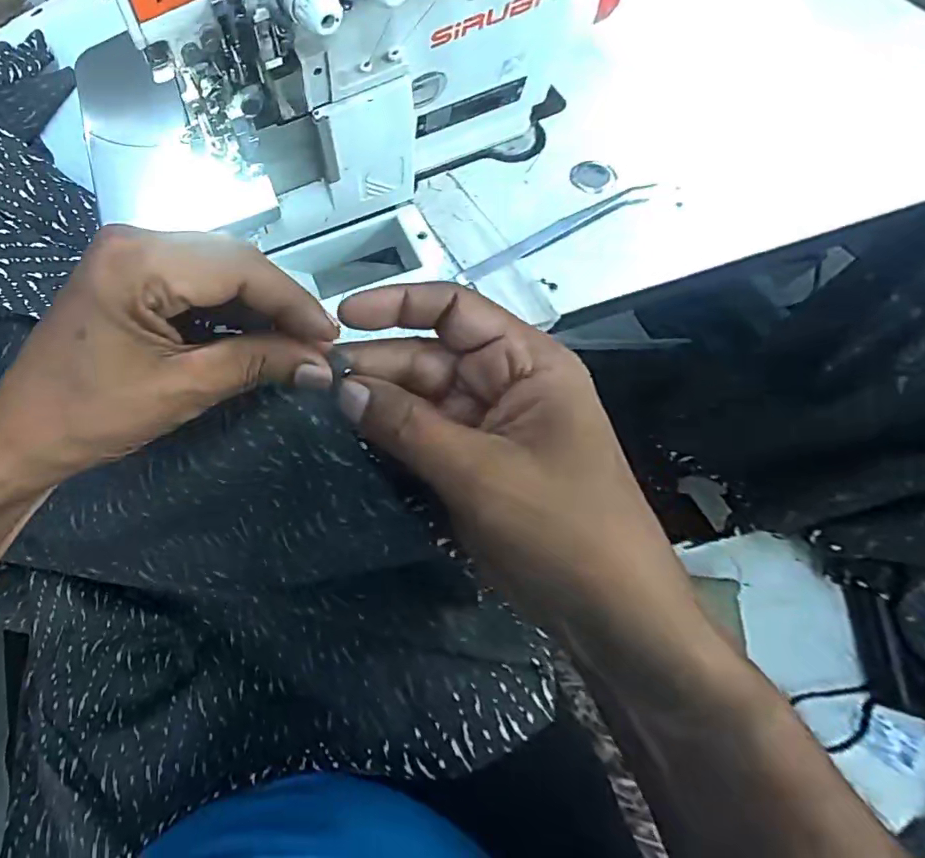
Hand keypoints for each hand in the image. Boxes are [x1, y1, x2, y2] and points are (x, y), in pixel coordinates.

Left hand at [0, 226, 337, 500]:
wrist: (22, 435)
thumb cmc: (90, 415)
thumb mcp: (181, 388)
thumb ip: (255, 364)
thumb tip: (320, 363)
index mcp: (138, 258)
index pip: (240, 266)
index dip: (292, 301)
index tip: (328, 338)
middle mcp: (135, 238)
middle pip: (232, 260)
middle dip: (278, 303)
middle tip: (314, 344)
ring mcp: (130, 251)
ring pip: (218, 267)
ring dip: (257, 305)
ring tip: (291, 342)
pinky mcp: (130, 271)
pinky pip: (195, 279)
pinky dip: (228, 308)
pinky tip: (253, 334)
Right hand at [302, 283, 680, 632]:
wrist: (614, 618)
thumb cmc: (564, 530)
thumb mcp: (482, 473)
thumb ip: (408, 426)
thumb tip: (342, 388)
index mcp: (526, 363)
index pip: (455, 309)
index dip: (398, 304)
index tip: (341, 316)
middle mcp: (504, 384)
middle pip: (427, 357)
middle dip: (375, 364)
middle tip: (311, 380)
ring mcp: (486, 428)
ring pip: (419, 399)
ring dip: (375, 404)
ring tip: (316, 409)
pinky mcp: (472, 467)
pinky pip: (421, 438)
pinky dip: (388, 438)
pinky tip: (346, 440)